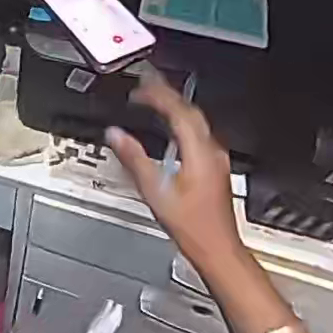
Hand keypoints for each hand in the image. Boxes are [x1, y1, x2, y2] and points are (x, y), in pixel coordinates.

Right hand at [105, 71, 243, 269]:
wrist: (217, 248)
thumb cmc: (192, 226)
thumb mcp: (155, 191)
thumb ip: (134, 158)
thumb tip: (116, 134)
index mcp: (199, 152)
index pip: (179, 111)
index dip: (159, 94)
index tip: (141, 87)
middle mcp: (212, 151)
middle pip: (190, 111)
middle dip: (167, 94)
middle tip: (146, 84)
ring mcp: (216, 159)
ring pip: (196, 121)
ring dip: (175, 107)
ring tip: (155, 99)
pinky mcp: (214, 167)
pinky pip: (198, 134)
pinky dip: (181, 124)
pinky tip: (170, 127)